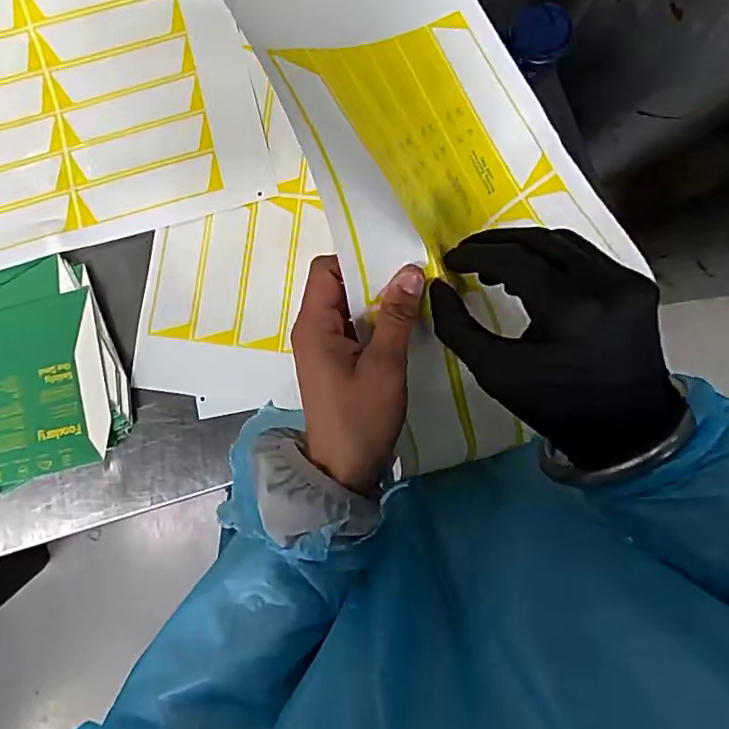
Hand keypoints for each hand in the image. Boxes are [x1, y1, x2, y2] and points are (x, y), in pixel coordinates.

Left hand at [292, 256, 424, 492]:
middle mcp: (312, 329)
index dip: (356, 260)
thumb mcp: (384, 366)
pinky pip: (354, 327)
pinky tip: (404, 326)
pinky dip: (376, 322)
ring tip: (416, 300)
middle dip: (374, 279)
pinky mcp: (336, 360)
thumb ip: (395, 317)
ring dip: (378, 301)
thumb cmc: (360, 418)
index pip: (325, 270)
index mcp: (313, 325)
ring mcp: (323, 346)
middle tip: (414, 280)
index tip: (394, 263)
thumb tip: (409, 271)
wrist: (343, 468)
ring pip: (349, 306)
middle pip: (338, 285)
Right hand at [427, 228, 682, 470]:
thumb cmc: (552, 402)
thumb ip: (456, 326)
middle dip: (495, 242)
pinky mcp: (637, 284)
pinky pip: (584, 255)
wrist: (624, 426)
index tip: (450, 260)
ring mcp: (628, 282)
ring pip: (564, 242)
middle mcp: (606, 286)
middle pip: (540, 241)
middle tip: (465, 253)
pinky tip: (529, 272)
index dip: (475, 254)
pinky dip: (549, 256)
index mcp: (571, 311)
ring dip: (523, 246)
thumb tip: (437, 286)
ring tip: (492, 262)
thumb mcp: (493, 370)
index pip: (514, 260)